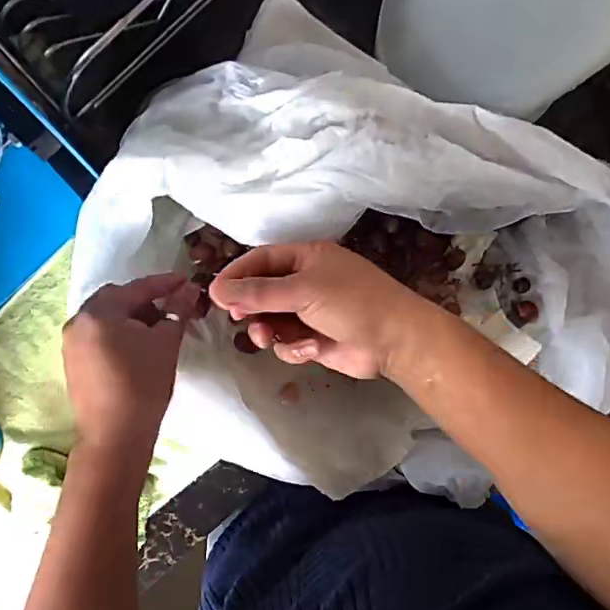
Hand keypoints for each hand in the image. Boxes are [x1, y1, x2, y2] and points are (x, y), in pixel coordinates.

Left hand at [64, 273, 200, 453]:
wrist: (115, 435)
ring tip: (155, 332)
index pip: (136, 288)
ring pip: (105, 319)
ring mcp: (71, 344)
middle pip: (115, 299)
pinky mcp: (72, 363)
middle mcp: (78, 321)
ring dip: (130, 318)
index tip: (185, 281)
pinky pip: (97, 337)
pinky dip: (117, 334)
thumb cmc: (143, 385)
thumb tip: (188, 289)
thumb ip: (177, 310)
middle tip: (171, 310)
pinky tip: (136, 349)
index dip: (164, 284)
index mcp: (99, 312)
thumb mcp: (166, 344)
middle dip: (144, 301)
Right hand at [209, 242, 445, 379]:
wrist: (394, 340)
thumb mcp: (303, 291)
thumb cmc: (352, 303)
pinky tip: (309, 350)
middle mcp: (306, 283)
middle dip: (250, 307)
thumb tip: (217, 290)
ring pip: (272, 321)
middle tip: (238, 319)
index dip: (237, 275)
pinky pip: (288, 343)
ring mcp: (311, 313)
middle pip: (262, 293)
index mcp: (307, 258)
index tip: (215, 293)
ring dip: (267, 331)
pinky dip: (292, 348)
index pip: (261, 260)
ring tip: (267, 338)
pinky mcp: (315, 341)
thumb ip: (258, 293)